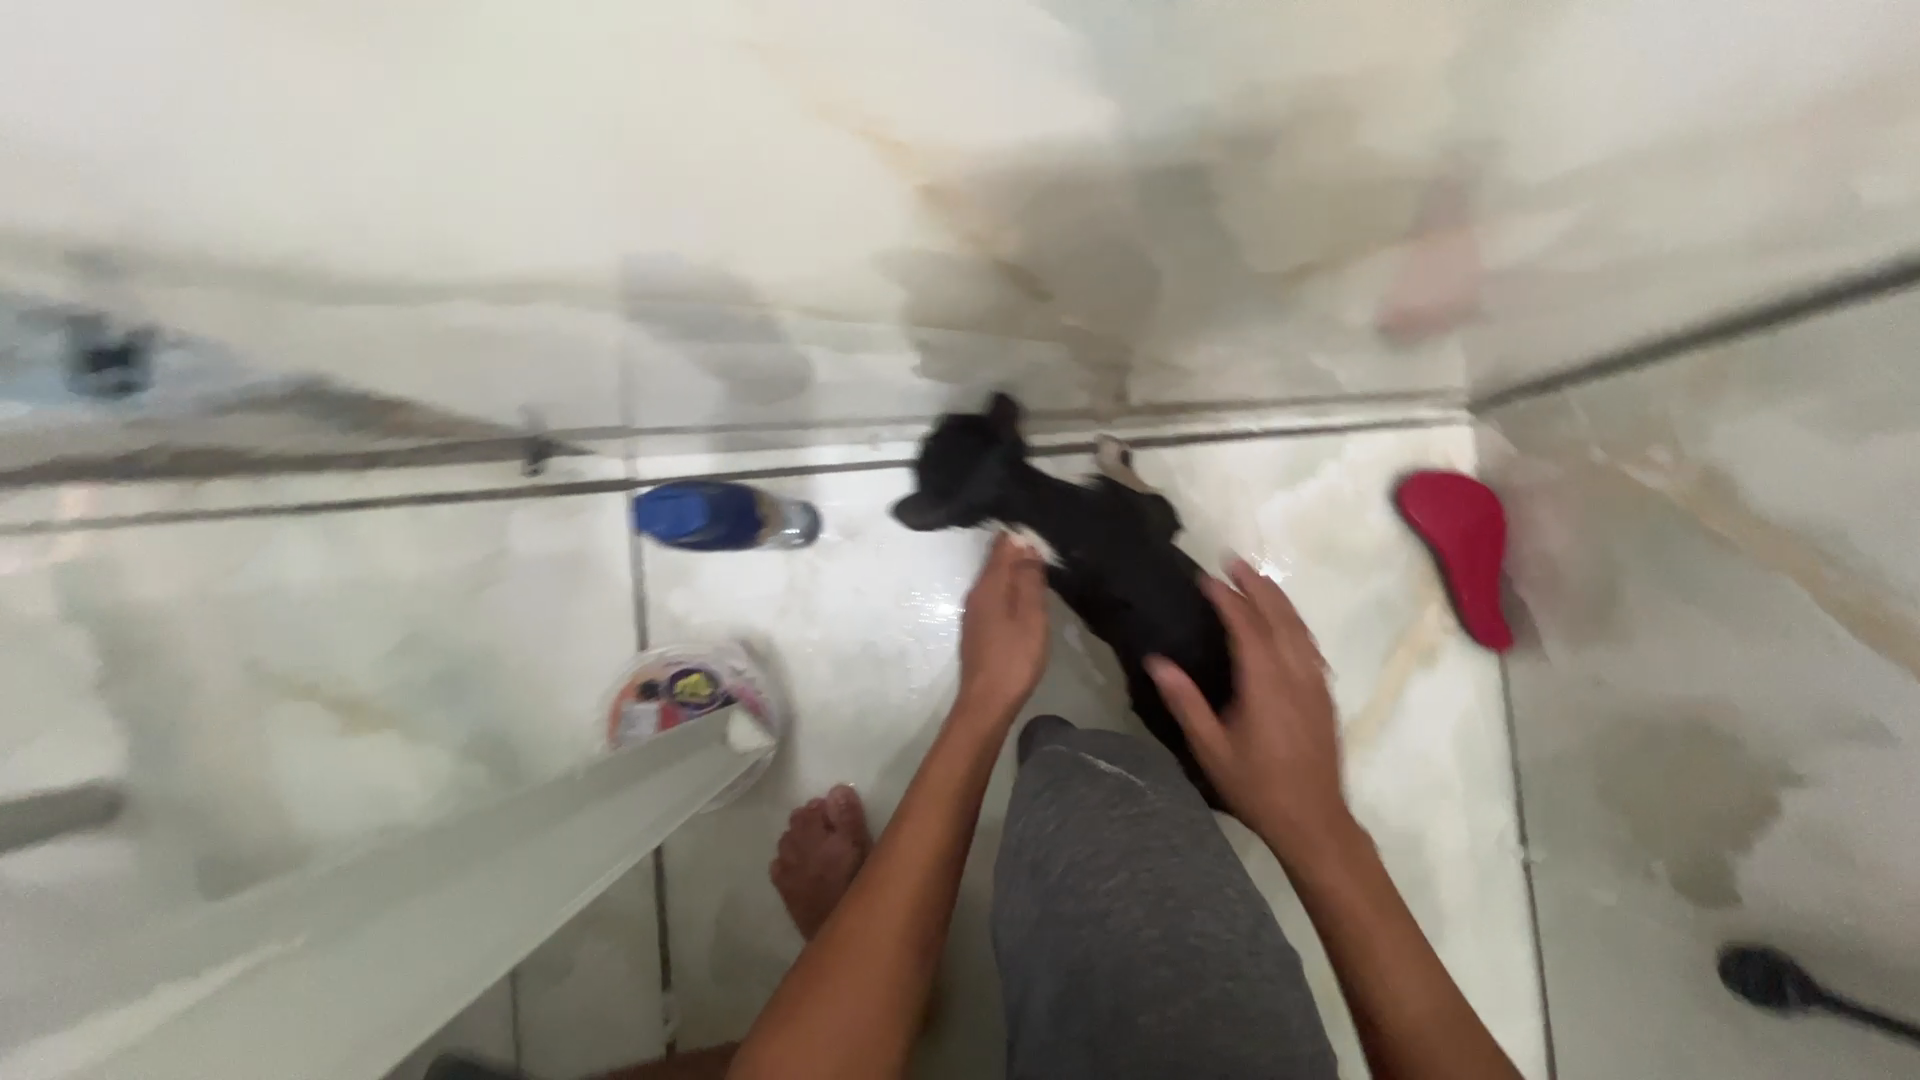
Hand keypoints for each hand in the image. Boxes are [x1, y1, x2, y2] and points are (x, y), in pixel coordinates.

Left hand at [953, 534, 1049, 726]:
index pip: (1002, 546)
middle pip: (997, 561)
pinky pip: (994, 597)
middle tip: (1048, 546)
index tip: (1043, 530)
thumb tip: (1027, 545)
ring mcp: (974, 612)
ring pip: (995, 580)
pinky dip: (1010, 590)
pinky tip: (1025, 596)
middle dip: (1019, 551)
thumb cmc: (1014, 659)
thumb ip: (1029, 580)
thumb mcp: (1031, 617)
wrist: (987, 702)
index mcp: (988, 586)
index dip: (1021, 535)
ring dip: (1015, 572)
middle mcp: (976, 593)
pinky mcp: (977, 628)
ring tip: (1041, 567)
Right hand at [1146, 558, 1355, 862]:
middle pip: (1278, 618)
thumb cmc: (1255, 785)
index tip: (1207, 579)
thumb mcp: (1210, 748)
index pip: (1246, 628)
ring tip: (1259, 579)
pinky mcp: (1324, 696)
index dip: (1227, 600)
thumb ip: (1185, 702)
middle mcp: (1294, 675)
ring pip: (1300, 629)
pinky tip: (1288, 622)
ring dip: (1279, 600)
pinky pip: (1312, 647)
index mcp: (1265, 685)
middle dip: (1257, 587)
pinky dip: (1297, 624)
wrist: (1313, 819)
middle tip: (1234, 562)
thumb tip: (1157, 662)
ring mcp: (1315, 684)